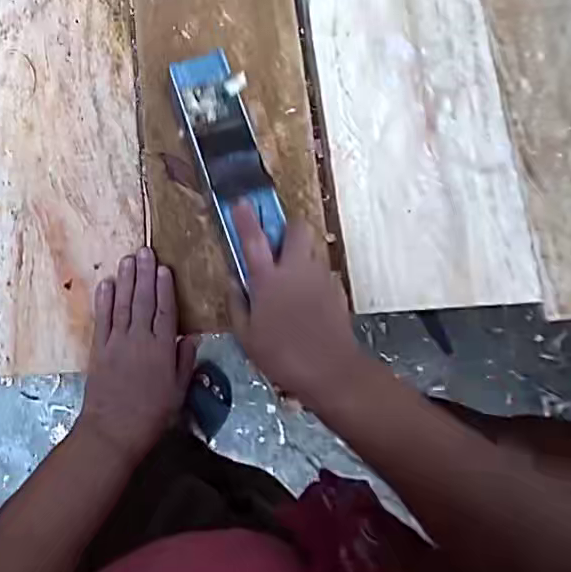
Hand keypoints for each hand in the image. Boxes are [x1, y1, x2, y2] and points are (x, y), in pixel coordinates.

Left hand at [76, 248, 195, 461]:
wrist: (112, 432)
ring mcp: (116, 342)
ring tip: (128, 259)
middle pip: (143, 300)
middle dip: (144, 274)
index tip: (165, 268)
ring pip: (122, 304)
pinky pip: (102, 320)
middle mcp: (139, 339)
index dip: (165, 288)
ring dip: (125, 280)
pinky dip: (104, 300)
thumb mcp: (179, 390)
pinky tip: (106, 283)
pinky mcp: (98, 350)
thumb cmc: (152, 414)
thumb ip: (185, 360)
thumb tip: (191, 335)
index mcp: (162, 348)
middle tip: (146, 251)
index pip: (165, 310)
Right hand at [228, 203, 371, 403]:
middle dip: (287, 227)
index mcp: (268, 280)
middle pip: (297, 228)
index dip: (245, 218)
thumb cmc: (282, 356)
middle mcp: (296, 270)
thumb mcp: (246, 336)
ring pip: (312, 248)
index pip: (254, 239)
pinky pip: (323, 272)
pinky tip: (307, 301)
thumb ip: (237, 304)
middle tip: (277, 244)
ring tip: (291, 278)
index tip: (241, 202)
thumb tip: (233, 280)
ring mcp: (320, 276)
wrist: (331, 370)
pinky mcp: (337, 288)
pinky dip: (313, 277)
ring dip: (300, 253)